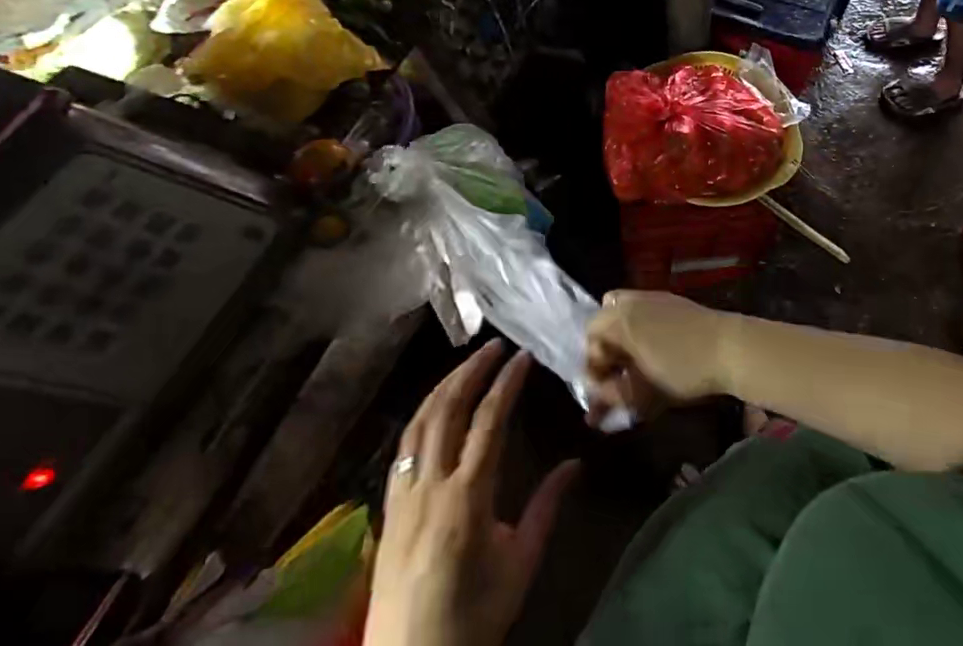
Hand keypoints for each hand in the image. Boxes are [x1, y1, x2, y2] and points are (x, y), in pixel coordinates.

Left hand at [365, 341, 579, 645]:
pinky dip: (421, 416)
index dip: (506, 383)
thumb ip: (547, 508)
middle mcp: (430, 485)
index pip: (488, 422)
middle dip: (471, 371)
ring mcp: (403, 494)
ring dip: (443, 387)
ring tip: (466, 365)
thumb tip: (575, 464)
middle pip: (447, 410)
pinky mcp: (388, 507)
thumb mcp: (521, 564)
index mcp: (467, 497)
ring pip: (419, 423)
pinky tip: (433, 410)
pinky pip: (403, 447)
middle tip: (494, 346)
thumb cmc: (474, 615)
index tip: (522, 356)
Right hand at [583, 291, 734, 425]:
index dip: (593, 368)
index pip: (590, 339)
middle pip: (603, 321)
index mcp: (618, 319)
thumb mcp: (642, 393)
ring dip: (621, 338)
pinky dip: (640, 329)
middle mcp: (632, 302)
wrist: (731, 348)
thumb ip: (613, 400)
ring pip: (624, 312)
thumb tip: (591, 414)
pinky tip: (654, 353)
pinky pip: (644, 311)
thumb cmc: (682, 371)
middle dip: (605, 349)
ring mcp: (654, 297)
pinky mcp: (675, 301)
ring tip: (633, 365)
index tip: (603, 392)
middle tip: (615, 376)